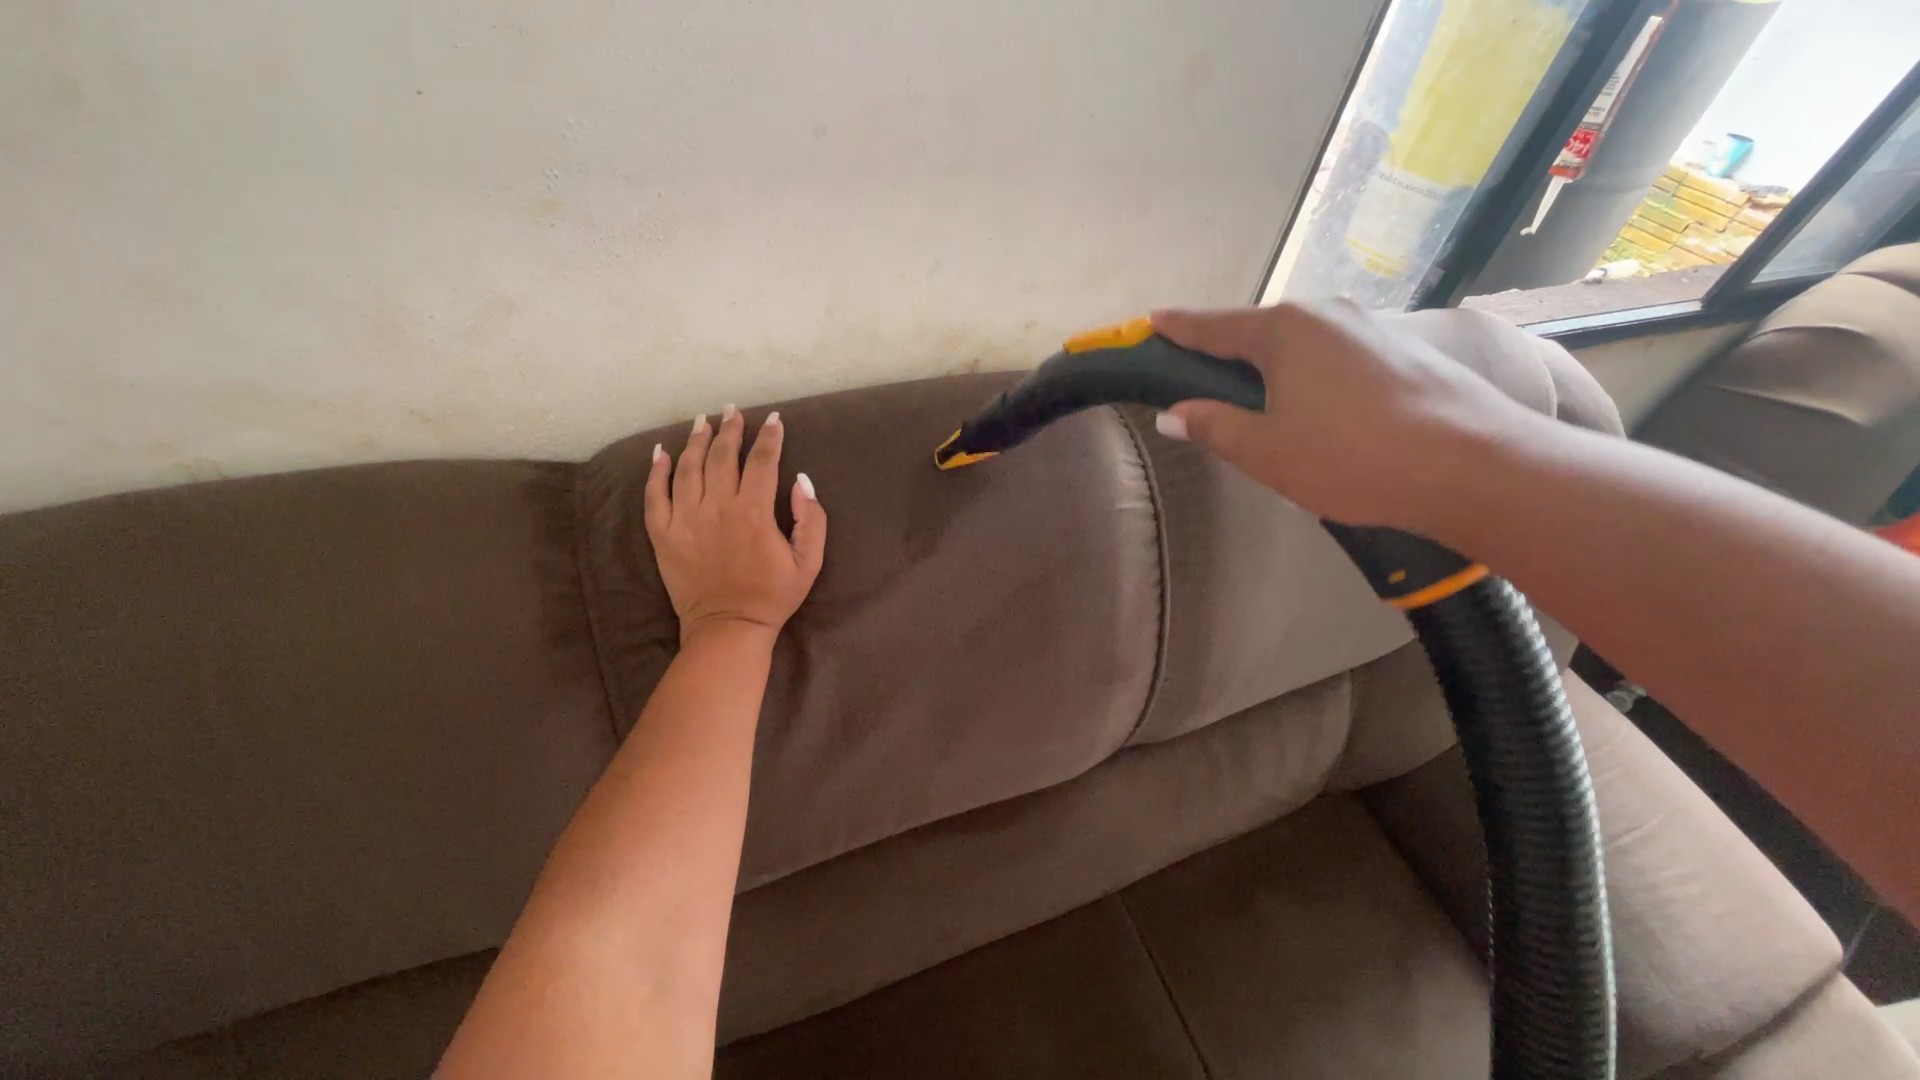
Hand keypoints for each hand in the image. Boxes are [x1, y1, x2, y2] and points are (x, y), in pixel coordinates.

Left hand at [645, 406, 826, 645]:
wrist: (728, 628)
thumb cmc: (773, 596)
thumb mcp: (809, 562)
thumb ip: (812, 519)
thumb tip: (801, 480)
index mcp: (754, 512)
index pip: (763, 461)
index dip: (770, 437)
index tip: (774, 419)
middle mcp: (718, 507)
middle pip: (723, 456)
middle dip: (730, 429)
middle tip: (733, 411)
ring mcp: (686, 519)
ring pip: (689, 468)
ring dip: (697, 441)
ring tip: (702, 422)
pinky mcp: (664, 534)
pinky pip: (655, 495)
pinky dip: (657, 471)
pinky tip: (662, 453)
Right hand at [1151, 301, 1544, 530]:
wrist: (1474, 465)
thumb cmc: (1353, 458)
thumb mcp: (1267, 452)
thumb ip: (1214, 428)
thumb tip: (1171, 414)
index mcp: (1284, 331)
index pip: (1213, 326)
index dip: (1178, 328)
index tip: (1150, 320)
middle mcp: (1326, 314)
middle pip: (1259, 331)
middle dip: (1228, 352)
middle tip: (1203, 383)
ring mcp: (1370, 326)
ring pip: (1302, 344)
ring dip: (1275, 368)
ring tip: (1263, 406)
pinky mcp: (1402, 349)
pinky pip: (1336, 355)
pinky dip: (1312, 375)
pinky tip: (1319, 410)